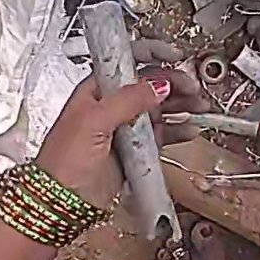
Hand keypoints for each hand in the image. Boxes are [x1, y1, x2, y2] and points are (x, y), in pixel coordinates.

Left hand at [35, 63, 203, 209]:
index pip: (127, 61)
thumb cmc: (64, 161)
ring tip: (200, 108)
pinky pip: (162, 134)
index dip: (151, 54)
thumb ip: (128, 100)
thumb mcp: (93, 122)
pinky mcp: (136, 149)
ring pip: (160, 108)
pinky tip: (190, 129)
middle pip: (150, 84)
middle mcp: (113, 105)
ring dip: (181, 105)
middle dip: (174, 83)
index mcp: (98, 90)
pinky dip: (179, 130)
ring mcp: (126, 126)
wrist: (60, 204)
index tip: (174, 56)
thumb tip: (159, 84)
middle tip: (193, 89)